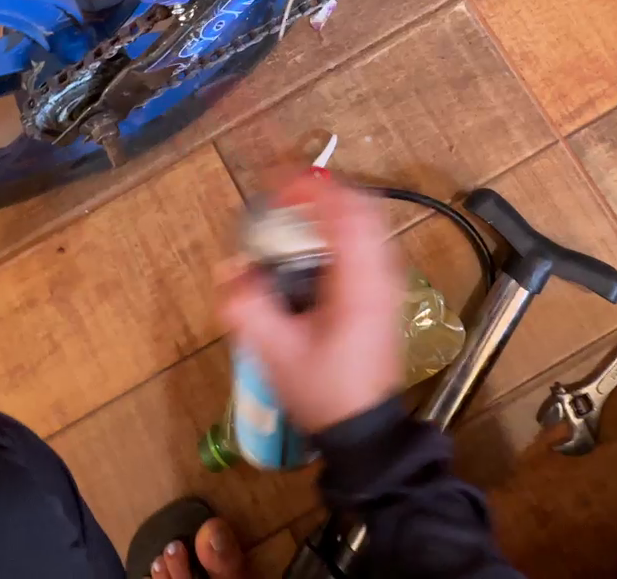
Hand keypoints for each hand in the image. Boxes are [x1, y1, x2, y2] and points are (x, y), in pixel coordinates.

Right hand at [217, 176, 404, 433]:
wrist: (366, 431)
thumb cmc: (324, 391)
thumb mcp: (277, 354)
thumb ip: (248, 309)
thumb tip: (228, 269)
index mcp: (358, 283)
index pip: (344, 214)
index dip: (310, 190)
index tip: (276, 186)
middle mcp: (380, 273)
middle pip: (361, 207)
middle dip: (321, 192)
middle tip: (284, 195)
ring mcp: (388, 282)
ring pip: (368, 221)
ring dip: (332, 207)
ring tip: (296, 212)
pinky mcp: (385, 292)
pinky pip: (369, 239)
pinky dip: (342, 226)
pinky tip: (316, 242)